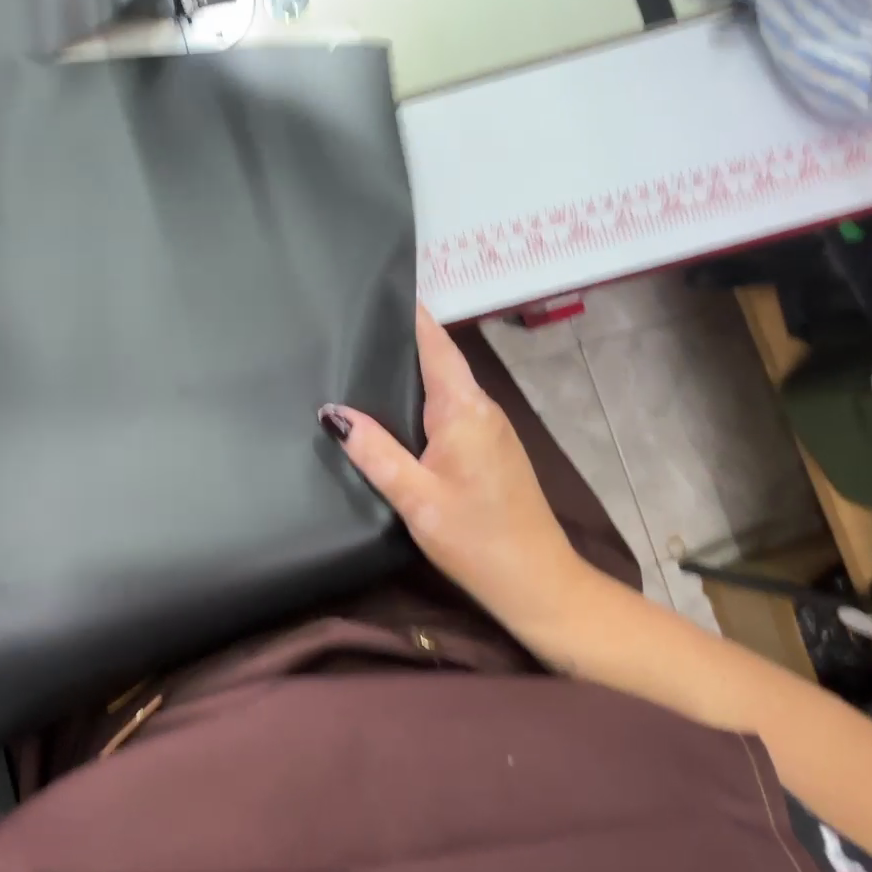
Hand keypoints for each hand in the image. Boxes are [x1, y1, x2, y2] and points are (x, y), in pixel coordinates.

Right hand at [319, 305, 590, 616]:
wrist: (538, 583)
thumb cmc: (476, 538)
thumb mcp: (415, 497)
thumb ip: (374, 451)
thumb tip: (333, 411)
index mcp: (465, 409)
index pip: (436, 343)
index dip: (411, 313)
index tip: (378, 288)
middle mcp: (482, 409)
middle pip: (440, 359)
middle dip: (401, 340)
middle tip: (351, 326)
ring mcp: (490, 429)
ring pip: (445, 386)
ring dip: (410, 371)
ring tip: (361, 362)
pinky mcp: (490, 450)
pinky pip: (451, 409)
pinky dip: (422, 399)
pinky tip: (392, 411)